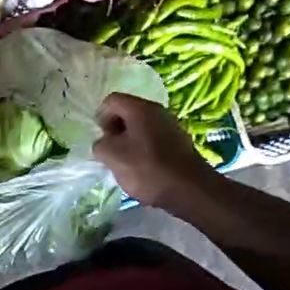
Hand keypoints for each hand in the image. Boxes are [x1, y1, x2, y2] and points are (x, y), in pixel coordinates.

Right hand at [93, 93, 218, 209]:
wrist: (189, 189)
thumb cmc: (147, 168)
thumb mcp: (113, 157)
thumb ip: (100, 145)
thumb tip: (104, 143)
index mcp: (140, 108)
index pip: (112, 100)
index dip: (101, 117)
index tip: (102, 139)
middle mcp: (158, 111)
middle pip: (128, 112)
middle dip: (115, 130)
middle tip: (112, 151)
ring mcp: (171, 126)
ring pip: (142, 127)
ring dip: (130, 141)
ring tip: (126, 162)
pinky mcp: (180, 142)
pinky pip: (154, 139)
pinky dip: (145, 149)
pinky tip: (144, 168)